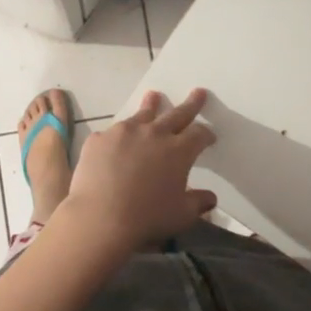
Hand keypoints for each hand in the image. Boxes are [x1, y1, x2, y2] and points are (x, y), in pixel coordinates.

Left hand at [62, 88, 217, 246]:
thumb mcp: (181, 215)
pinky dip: (119, 136)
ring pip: (141, 114)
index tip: (210, 137)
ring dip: (151, 105)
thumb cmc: (147, 218)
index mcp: (178, 150)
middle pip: (176, 114)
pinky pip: (112, 134)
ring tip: (153, 96)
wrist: (101, 218)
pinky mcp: (99, 139)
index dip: (207, 135)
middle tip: (198, 92)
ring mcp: (123, 132)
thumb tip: (210, 198)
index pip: (199, 134)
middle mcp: (153, 134)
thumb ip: (198, 203)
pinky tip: (115, 140)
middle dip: (190, 104)